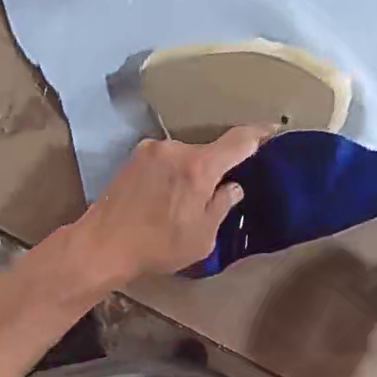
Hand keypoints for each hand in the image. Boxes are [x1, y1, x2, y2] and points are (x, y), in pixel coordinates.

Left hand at [68, 126, 262, 285]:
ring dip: (191, 174)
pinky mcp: (133, 158)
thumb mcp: (202, 237)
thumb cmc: (158, 246)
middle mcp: (175, 149)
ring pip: (185, 157)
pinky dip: (172, 175)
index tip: (274, 130)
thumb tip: (233, 187)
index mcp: (199, 166)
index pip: (239, 140)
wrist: (103, 245)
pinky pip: (165, 161)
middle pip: (209, 151)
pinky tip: (165, 199)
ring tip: (184, 204)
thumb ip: (222, 206)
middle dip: (217, 169)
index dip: (260, 134)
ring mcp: (151, 150)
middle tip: (215, 197)